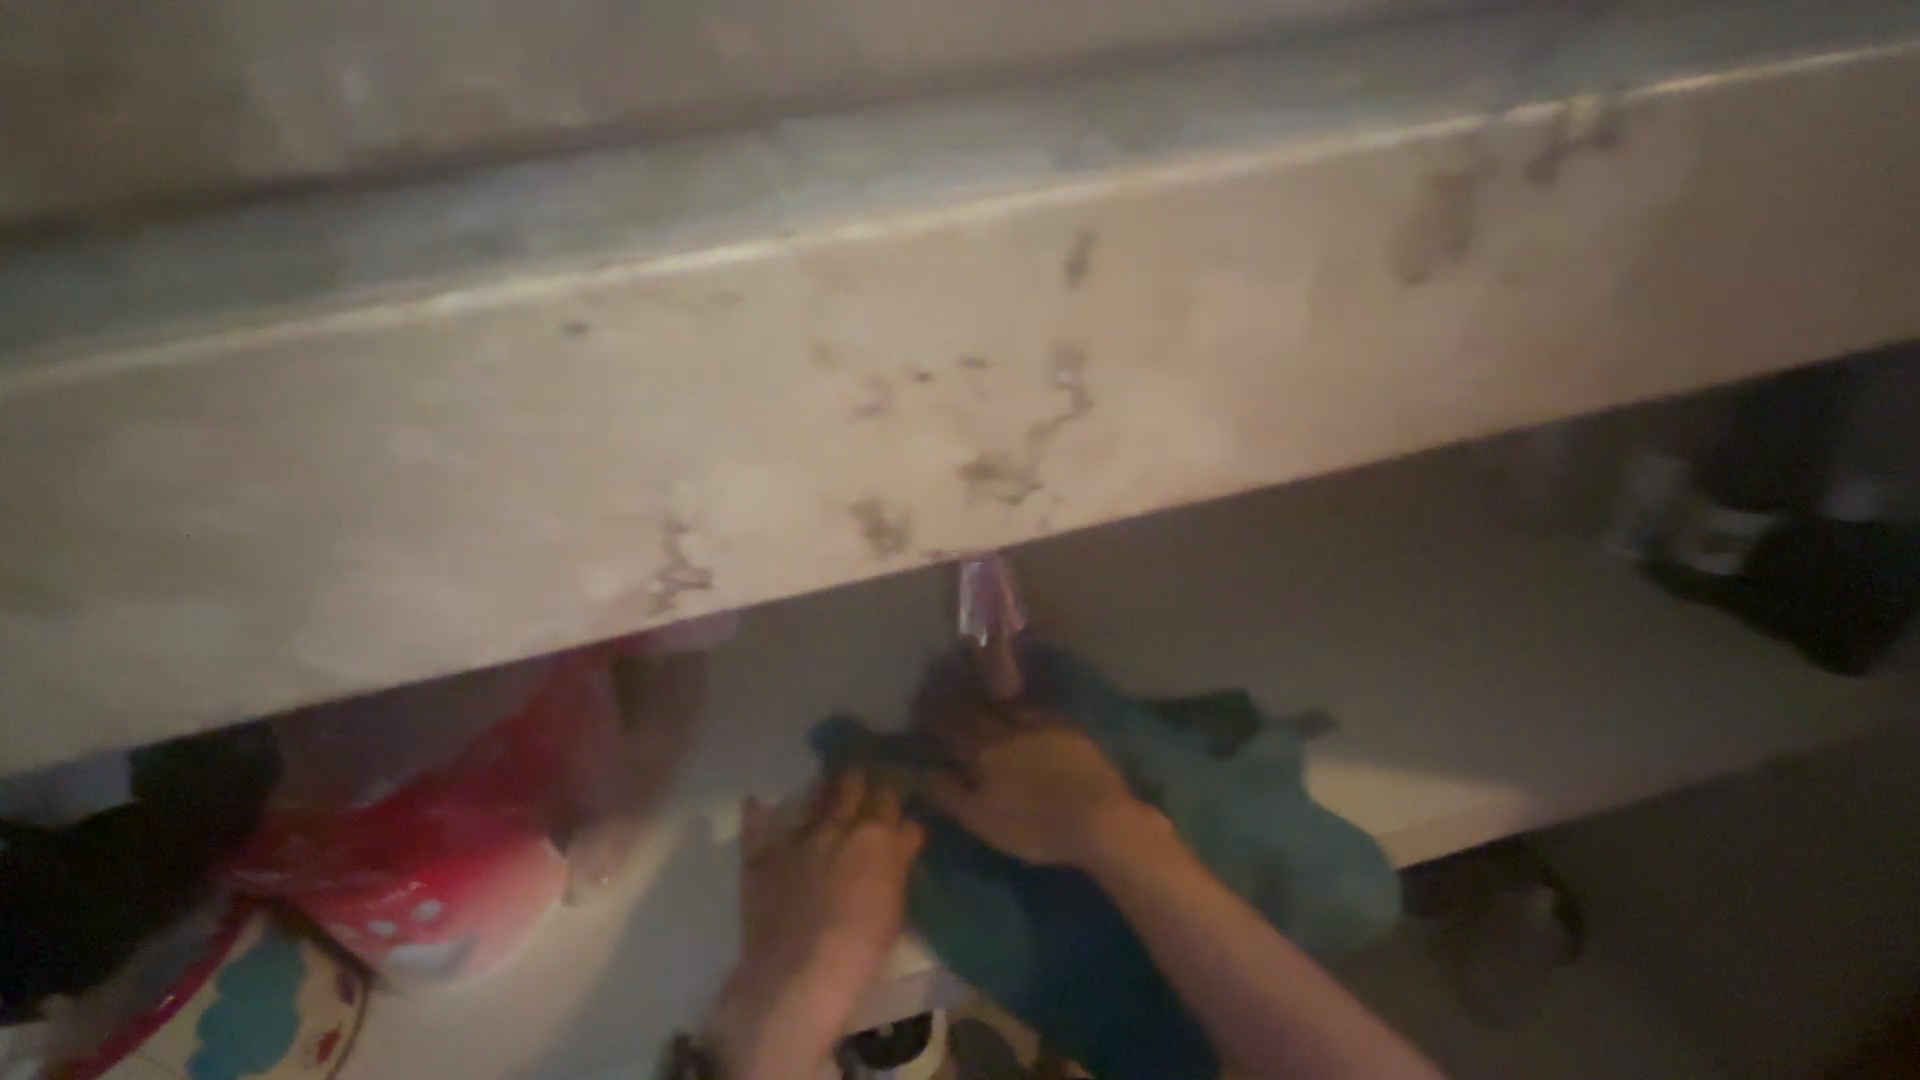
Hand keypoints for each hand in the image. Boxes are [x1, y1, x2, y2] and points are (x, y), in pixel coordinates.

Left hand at [704, 771, 923, 1079]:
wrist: (802, 970)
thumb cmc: (863, 944)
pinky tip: (755, 802)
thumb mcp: (896, 900)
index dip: (889, 799)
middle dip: (857, 782)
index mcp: (876, 836)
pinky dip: (756, 814)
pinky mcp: (763, 855)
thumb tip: (906, 829)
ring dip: (821, 791)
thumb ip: (900, 858)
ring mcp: (798, 837)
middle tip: (858, 778)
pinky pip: (756, 826)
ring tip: (825, 783)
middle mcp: (838, 825)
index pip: (888, 799)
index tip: (889, 802)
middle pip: (851, 789)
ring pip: (812, 799)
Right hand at [925, 704, 1160, 867]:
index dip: (935, 716)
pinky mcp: (1069, 731)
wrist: (1098, 817)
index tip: (922, 707)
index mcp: (984, 751)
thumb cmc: (1033, 826)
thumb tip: (924, 772)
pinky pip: (1038, 713)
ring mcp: (1042, 726)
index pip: (952, 727)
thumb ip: (950, 794)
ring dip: (993, 702)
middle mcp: (1009, 729)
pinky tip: (1025, 713)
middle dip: (961, 700)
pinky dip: (1024, 711)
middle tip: (947, 689)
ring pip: (1009, 707)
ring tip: (985, 699)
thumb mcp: (982, 820)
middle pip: (979, 710)